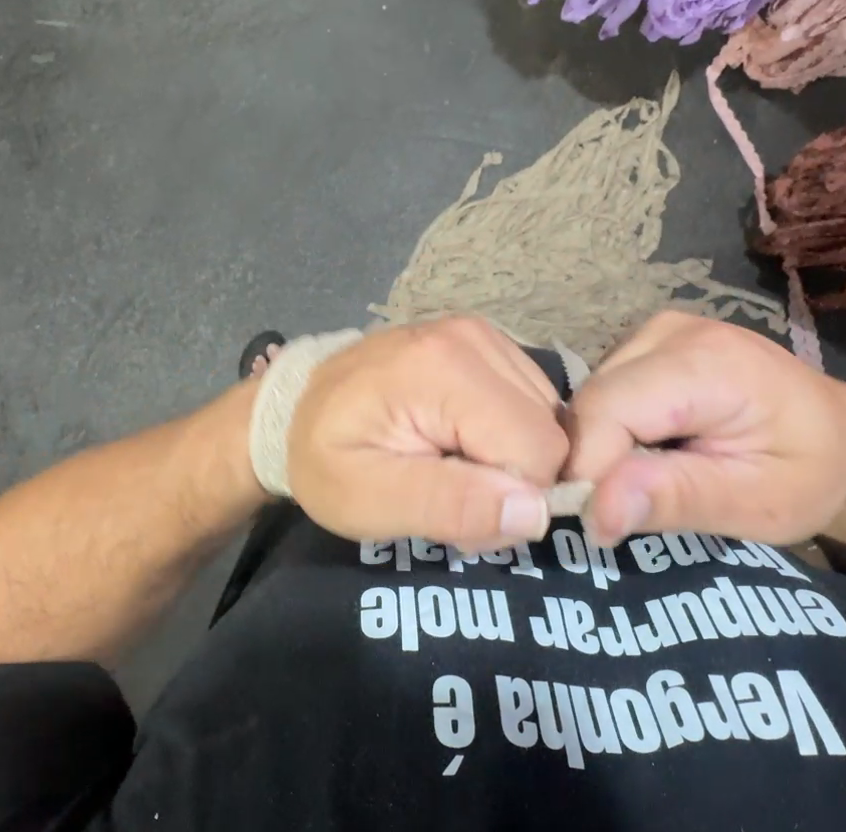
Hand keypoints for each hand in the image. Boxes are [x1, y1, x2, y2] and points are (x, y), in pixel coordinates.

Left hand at [288, 317, 567, 550]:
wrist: (298, 408)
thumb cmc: (326, 457)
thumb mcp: (369, 500)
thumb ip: (450, 505)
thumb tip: (535, 511)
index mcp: (444, 368)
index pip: (536, 453)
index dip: (507, 499)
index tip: (456, 511)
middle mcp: (474, 337)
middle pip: (547, 434)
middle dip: (510, 480)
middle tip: (448, 492)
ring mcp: (483, 333)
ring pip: (546, 420)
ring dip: (509, 459)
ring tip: (450, 468)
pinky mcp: (485, 342)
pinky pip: (532, 404)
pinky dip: (507, 435)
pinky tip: (461, 442)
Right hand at [563, 311, 845, 546]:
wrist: (840, 433)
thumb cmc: (810, 473)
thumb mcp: (759, 505)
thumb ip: (677, 499)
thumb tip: (595, 511)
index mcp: (707, 363)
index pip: (606, 411)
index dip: (591, 470)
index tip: (603, 524)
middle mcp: (670, 331)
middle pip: (591, 402)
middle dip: (595, 462)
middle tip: (629, 510)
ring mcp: (655, 330)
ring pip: (588, 397)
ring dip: (602, 448)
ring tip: (646, 480)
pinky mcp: (644, 341)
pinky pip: (602, 391)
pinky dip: (610, 430)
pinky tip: (646, 451)